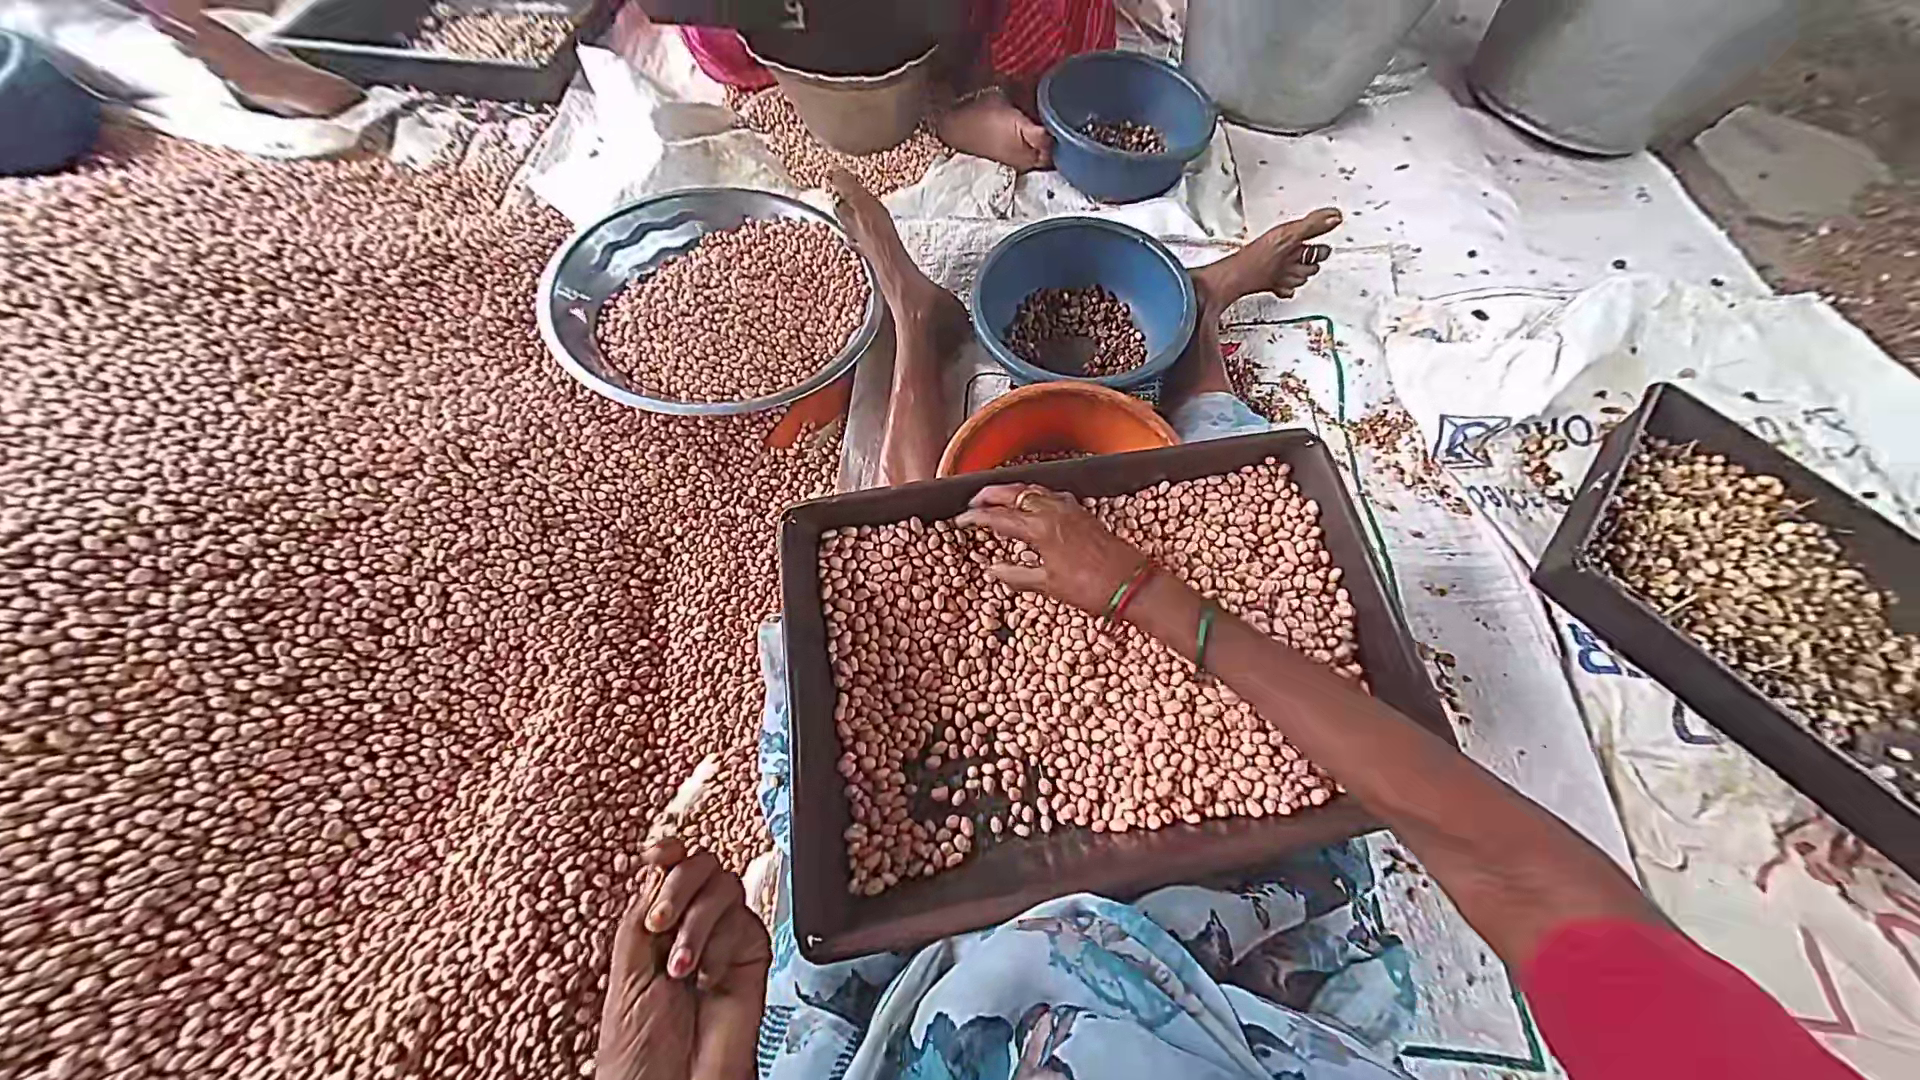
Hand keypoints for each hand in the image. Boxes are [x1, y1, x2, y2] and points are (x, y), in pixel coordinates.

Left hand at [596, 839, 769, 1079]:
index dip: (668, 851)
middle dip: (681, 885)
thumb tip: (663, 863)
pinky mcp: (752, 952)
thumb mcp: (626, 975)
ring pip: (725, 884)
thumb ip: (644, 914)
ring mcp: (725, 936)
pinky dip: (721, 945)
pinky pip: (744, 920)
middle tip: (661, 923)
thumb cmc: (638, 1054)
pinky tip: (708, 980)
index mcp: (658, 927)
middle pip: (702, 865)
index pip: (670, 870)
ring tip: (682, 968)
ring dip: (698, 923)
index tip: (657, 853)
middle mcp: (693, 925)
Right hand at [956, 484, 1144, 614]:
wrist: (1132, 583)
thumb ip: (1016, 575)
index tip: (960, 520)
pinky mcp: (1081, 511)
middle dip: (989, 495)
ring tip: (996, 498)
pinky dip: (1034, 494)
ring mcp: (1069, 508)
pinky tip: (1032, 503)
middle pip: (1012, 494)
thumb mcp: (1048, 586)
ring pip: (1032, 489)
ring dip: (1011, 491)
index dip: (976, 518)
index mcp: (1039, 529)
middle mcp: (1052, 511)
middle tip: (973, 502)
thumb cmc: (1090, 588)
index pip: (998, 518)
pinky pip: (1050, 494)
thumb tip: (992, 569)